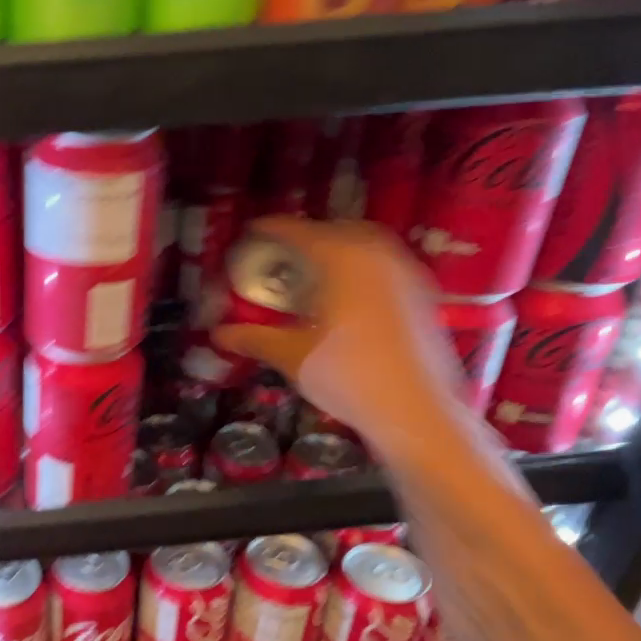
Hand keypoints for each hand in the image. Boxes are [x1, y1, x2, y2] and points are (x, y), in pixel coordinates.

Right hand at [213, 216, 464, 452]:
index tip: (251, 231)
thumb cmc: (350, 377)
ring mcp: (405, 274)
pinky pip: (385, 265)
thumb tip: (218, 334)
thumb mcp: (294, 357)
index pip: (301, 231)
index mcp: (343, 261)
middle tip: (283, 253)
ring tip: (313, 273)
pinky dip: (361, 268)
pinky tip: (346, 297)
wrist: (416, 412)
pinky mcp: (422, 295)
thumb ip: (255, 339)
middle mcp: (377, 257)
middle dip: (309, 236)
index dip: (273, 228)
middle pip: (338, 230)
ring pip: (366, 245)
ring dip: (338, 250)